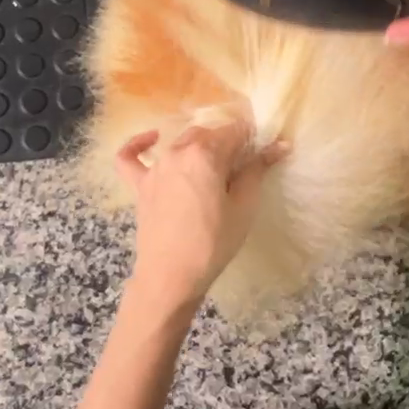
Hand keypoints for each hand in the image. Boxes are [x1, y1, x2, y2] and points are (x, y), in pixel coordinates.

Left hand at [114, 120, 286, 313]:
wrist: (171, 276)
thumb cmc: (213, 243)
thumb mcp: (243, 207)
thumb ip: (257, 170)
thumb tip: (278, 145)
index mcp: (205, 154)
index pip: (235, 131)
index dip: (251, 140)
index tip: (262, 154)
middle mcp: (177, 151)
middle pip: (208, 134)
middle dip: (227, 143)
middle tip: (242, 168)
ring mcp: (155, 167)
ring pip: (180, 143)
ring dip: (198, 147)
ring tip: (213, 169)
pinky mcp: (139, 184)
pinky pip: (130, 156)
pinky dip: (139, 144)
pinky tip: (152, 140)